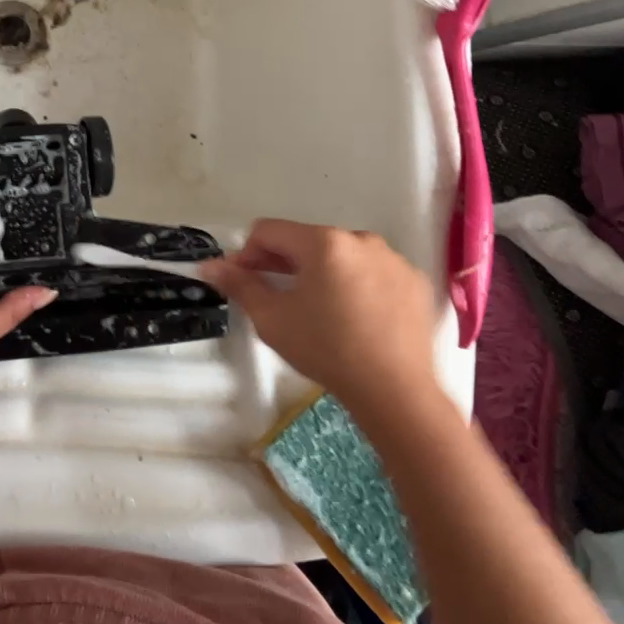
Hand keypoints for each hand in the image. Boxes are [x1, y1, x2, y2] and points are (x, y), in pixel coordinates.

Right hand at [199, 219, 438, 415]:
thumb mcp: (271, 318)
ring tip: (317, 311)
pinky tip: (353, 319)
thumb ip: (239, 284)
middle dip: (284, 264)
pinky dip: (355, 286)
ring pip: (340, 256)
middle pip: (306, 241)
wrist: (396, 392)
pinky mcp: (415, 283)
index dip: (247, 253)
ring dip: (320, 274)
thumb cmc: (326, 349)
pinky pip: (372, 273)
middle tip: (275, 298)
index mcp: (323, 242)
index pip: (268, 231)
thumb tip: (209, 266)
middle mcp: (360, 239)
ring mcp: (393, 260)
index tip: (243, 282)